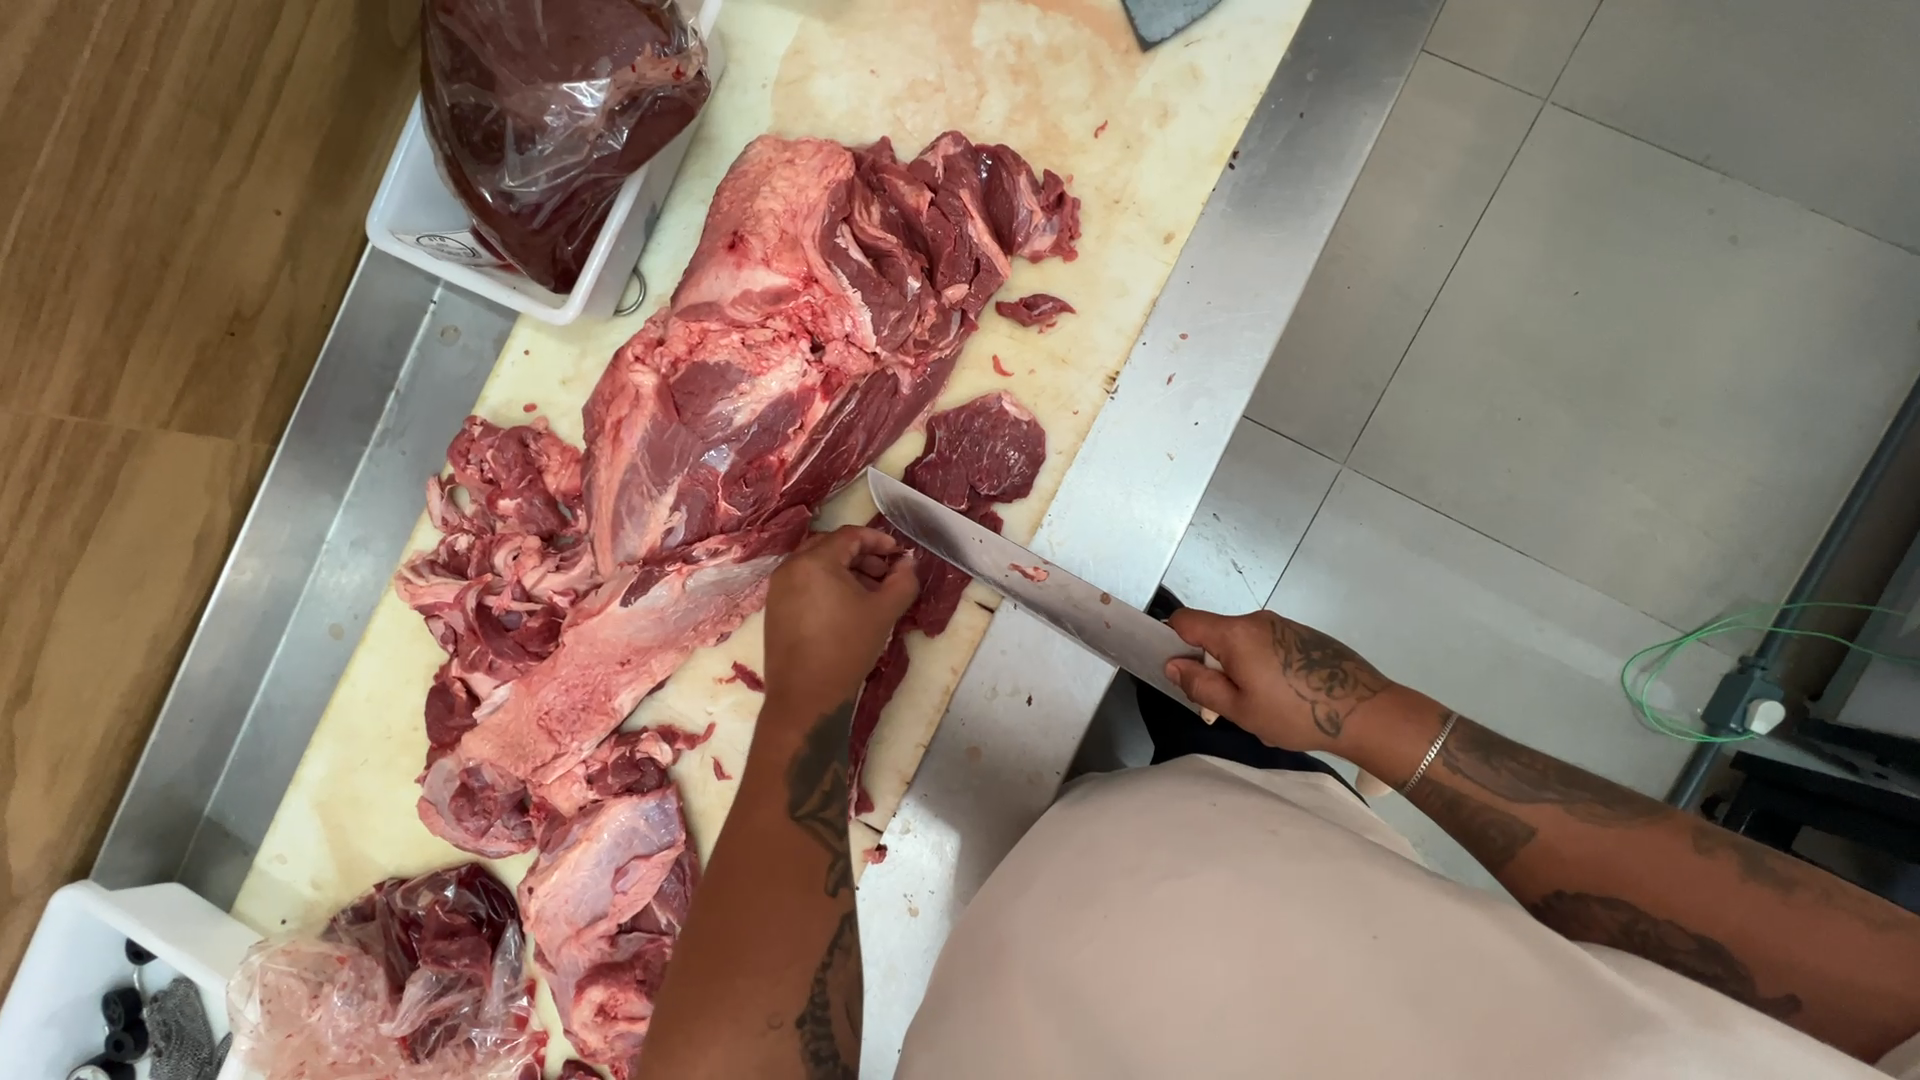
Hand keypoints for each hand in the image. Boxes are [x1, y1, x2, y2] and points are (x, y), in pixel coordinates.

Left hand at [762, 525, 918, 722]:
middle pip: (831, 546)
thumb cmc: (845, 649)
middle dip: (862, 555)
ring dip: (845, 570)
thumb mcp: (884, 613)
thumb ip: (902, 581)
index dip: (879, 540)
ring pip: (816, 565)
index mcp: (815, 561)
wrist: (803, 697)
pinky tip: (846, 608)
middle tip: (885, 574)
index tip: (899, 555)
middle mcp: (790, 567)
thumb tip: (908, 562)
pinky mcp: (774, 608)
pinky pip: (804, 582)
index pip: (850, 535)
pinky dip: (827, 585)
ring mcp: (778, 588)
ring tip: (870, 593)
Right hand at [1164, 609, 1397, 752]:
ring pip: (1244, 641)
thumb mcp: (1238, 709)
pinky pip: (1270, 644)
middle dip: (1213, 661)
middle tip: (1230, 700)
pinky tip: (1288, 693)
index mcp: (1235, 634)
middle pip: (1216, 632)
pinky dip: (1266, 664)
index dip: (1174, 641)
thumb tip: (1173, 665)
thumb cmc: (1294, 713)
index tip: (1184, 670)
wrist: (1367, 711)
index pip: (1185, 620)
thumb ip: (1200, 685)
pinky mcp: (1306, 636)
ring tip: (1265, 701)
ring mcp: (1284, 624)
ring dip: (1242, 665)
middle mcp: (1257, 620)